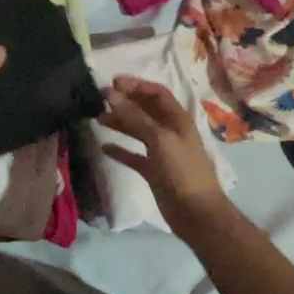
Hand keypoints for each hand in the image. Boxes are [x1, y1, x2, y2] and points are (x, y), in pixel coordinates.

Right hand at [100, 75, 232, 234]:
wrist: (195, 212)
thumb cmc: (182, 171)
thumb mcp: (159, 138)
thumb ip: (135, 116)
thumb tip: (111, 93)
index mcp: (178, 120)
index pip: (157, 93)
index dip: (137, 85)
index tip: (113, 82)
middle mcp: (170, 132)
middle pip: (146, 110)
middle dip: (125, 102)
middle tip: (100, 98)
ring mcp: (162, 152)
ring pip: (138, 131)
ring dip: (120, 123)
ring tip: (98, 118)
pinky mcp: (153, 171)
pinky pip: (134, 156)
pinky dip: (120, 150)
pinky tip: (104, 147)